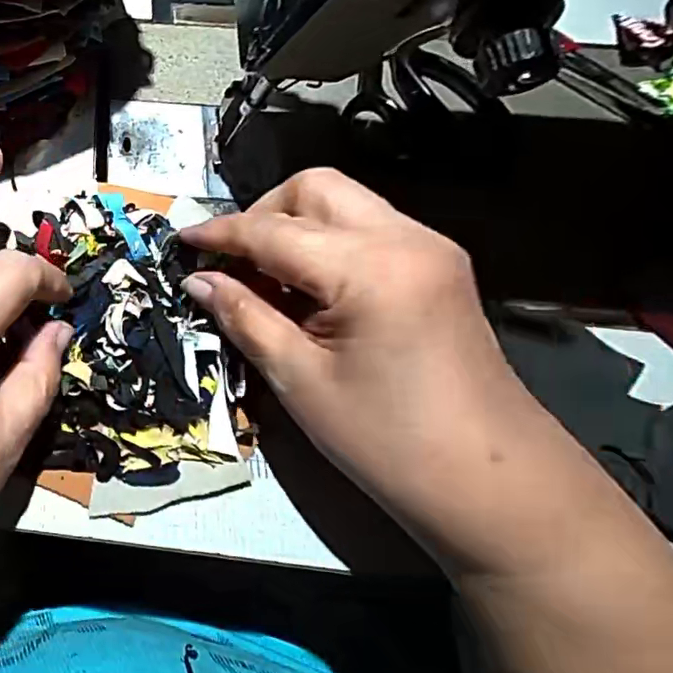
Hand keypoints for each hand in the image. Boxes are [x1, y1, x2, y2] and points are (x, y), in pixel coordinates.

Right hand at [180, 168, 626, 577]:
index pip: (274, 230)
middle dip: (263, 214)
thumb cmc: (388, 442)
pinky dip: (329, 243)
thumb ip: (245, 316)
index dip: (221, 234)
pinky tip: (310, 289)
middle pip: (314, 188)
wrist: (491, 484)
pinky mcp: (439, 265)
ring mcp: (429, 247)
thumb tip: (199, 280)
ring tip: (266, 280)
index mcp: (370, 267)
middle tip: (233, 264)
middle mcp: (405, 237)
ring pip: (344, 202)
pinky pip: (369, 228)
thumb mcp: (301, 380)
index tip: (181, 240)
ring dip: (295, 227)